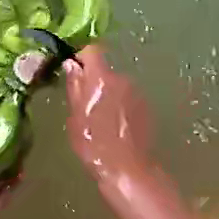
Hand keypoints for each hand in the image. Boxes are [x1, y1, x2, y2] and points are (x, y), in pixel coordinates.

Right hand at [61, 44, 156, 184]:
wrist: (127, 167)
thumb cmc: (94, 144)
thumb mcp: (75, 116)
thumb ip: (75, 86)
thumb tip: (72, 63)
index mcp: (102, 78)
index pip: (92, 51)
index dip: (82, 57)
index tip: (74, 70)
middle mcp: (123, 79)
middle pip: (105, 70)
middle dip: (94, 81)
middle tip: (84, 103)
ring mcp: (137, 92)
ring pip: (117, 85)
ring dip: (108, 94)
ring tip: (100, 118)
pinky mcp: (146, 106)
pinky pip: (128, 98)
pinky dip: (120, 105)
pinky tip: (115, 125)